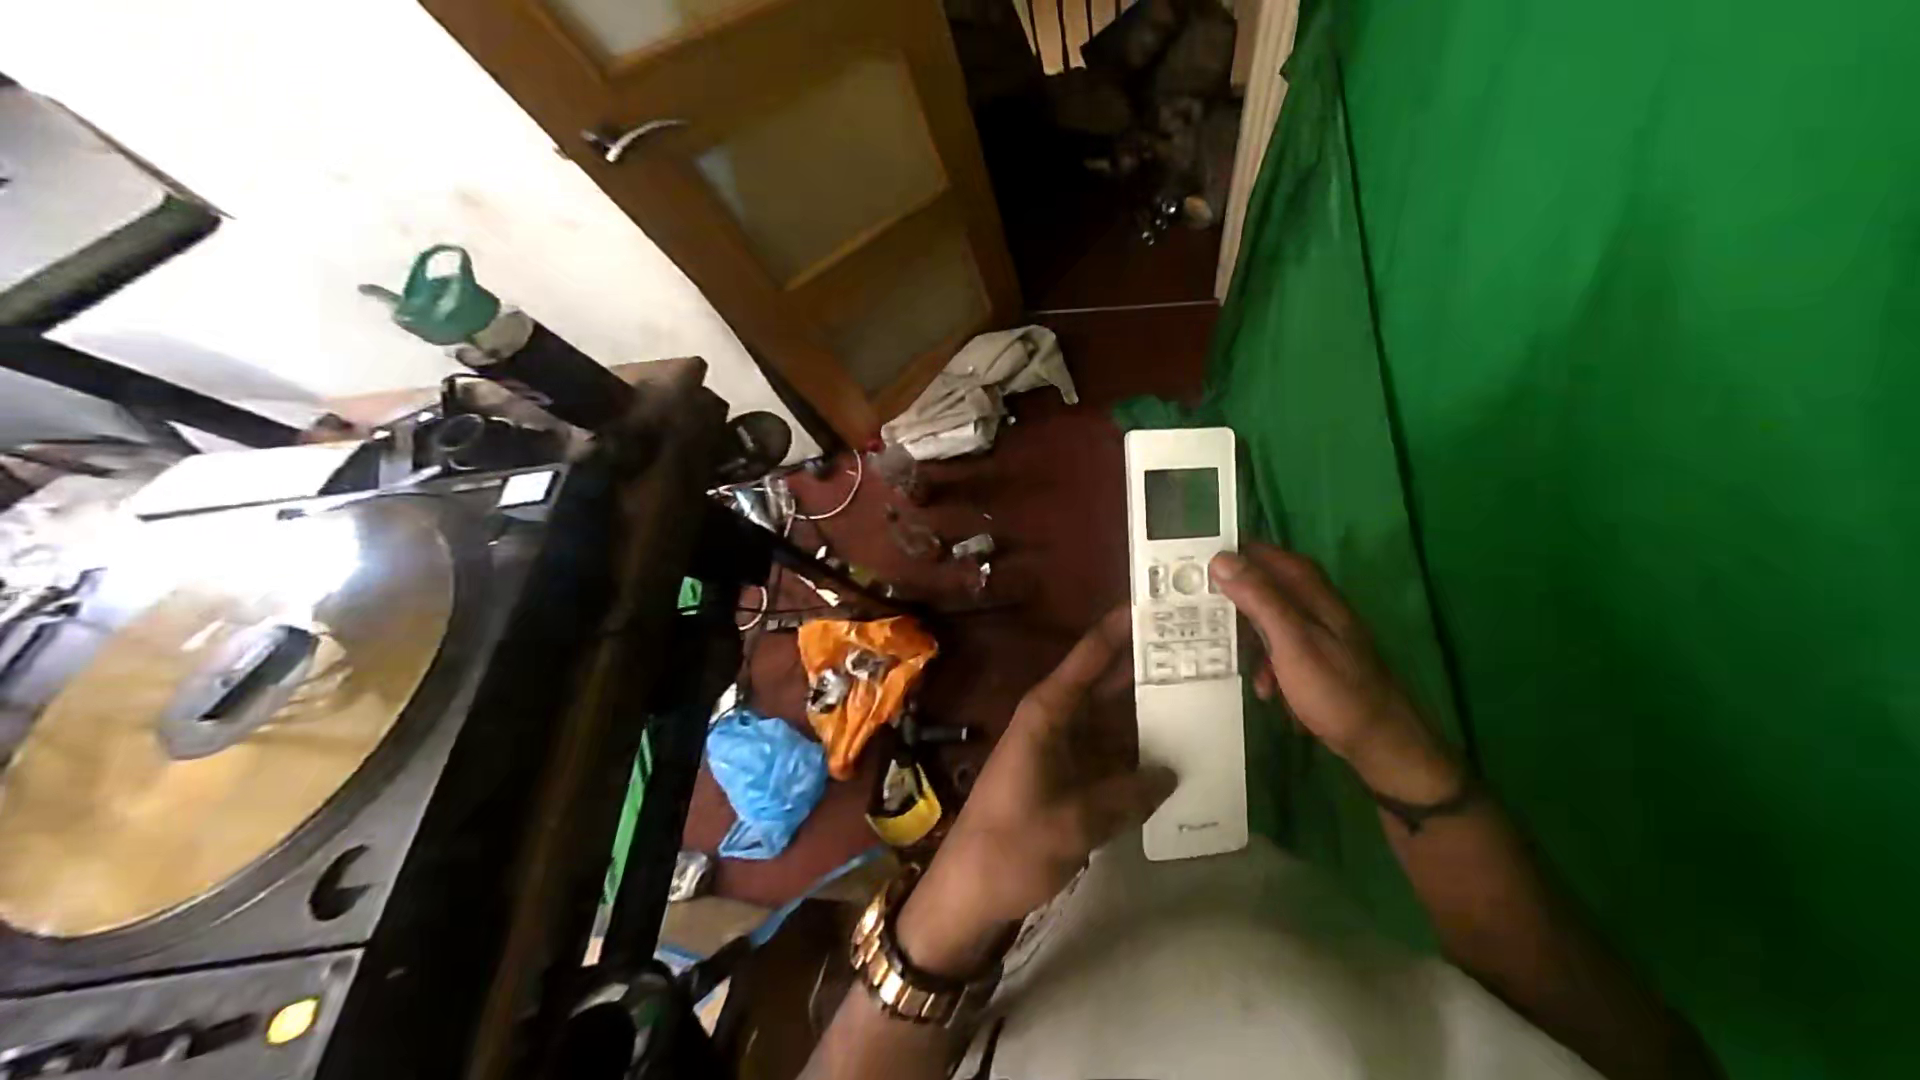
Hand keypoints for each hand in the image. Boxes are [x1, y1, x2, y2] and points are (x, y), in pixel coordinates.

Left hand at [897, 607, 1175, 975]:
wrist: (970, 890)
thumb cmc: (1011, 846)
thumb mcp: (1073, 822)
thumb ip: (1126, 796)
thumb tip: (1171, 774)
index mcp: (1048, 712)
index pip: (1090, 656)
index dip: (1121, 628)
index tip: (1159, 603)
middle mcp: (1059, 721)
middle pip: (1111, 684)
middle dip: (1152, 668)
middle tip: (1206, 652)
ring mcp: (1067, 749)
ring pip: (1118, 719)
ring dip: (1153, 712)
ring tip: (1208, 698)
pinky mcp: (1073, 778)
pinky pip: (1116, 755)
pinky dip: (1144, 754)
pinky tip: (1183, 756)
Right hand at [1208, 543, 1459, 801]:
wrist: (1382, 745)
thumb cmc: (1336, 690)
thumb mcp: (1291, 641)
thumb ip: (1259, 598)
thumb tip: (1221, 559)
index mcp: (1311, 592)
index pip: (1265, 555)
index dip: (1232, 557)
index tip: (1196, 568)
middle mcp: (1316, 604)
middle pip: (1264, 588)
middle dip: (1234, 604)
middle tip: (1205, 619)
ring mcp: (1318, 633)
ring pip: (1267, 620)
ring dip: (1248, 639)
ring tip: (1237, 661)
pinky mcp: (1316, 659)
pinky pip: (1278, 650)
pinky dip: (1266, 664)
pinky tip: (1266, 687)